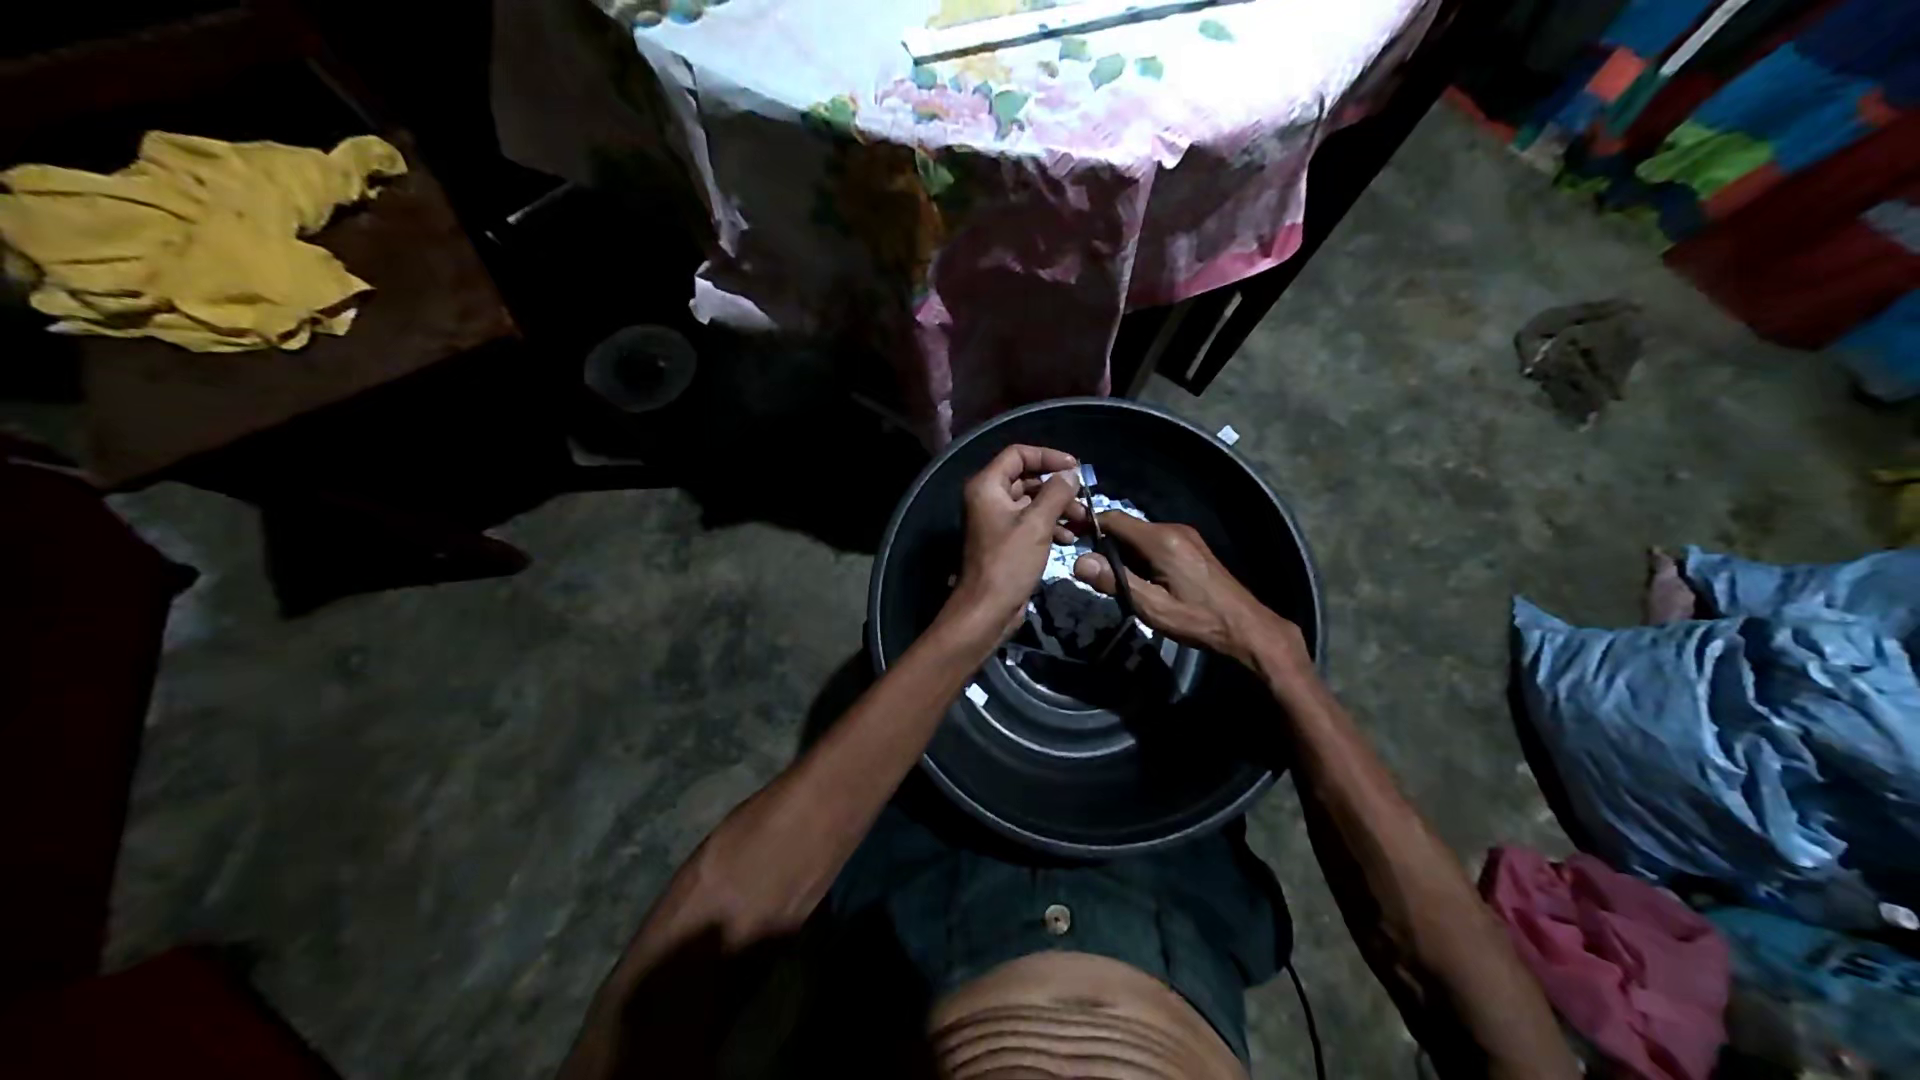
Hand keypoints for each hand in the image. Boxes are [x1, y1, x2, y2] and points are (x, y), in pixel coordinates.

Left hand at [949, 444, 1085, 638]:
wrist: (987, 608)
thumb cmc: (1009, 562)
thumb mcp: (1037, 524)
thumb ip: (1056, 493)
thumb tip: (1071, 473)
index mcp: (987, 486)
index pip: (1018, 454)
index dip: (1048, 456)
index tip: (1075, 468)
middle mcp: (988, 498)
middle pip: (1027, 478)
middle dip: (1057, 488)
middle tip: (1084, 500)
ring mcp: (996, 520)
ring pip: (1031, 502)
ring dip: (1058, 508)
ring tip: (1083, 522)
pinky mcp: (1005, 540)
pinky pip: (1030, 522)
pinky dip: (1050, 526)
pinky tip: (1070, 538)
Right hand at [1073, 515, 1306, 670]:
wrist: (1247, 628)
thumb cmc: (1198, 620)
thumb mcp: (1151, 606)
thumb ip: (1115, 581)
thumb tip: (1079, 561)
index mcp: (1161, 540)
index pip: (1114, 519)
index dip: (1089, 523)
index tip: (1069, 534)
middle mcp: (1173, 530)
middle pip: (1126, 527)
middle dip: (1105, 544)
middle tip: (1088, 568)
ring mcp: (1185, 538)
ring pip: (1140, 537)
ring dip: (1122, 553)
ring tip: (1110, 579)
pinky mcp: (1191, 548)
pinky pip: (1155, 544)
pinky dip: (1139, 557)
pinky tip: (1138, 580)